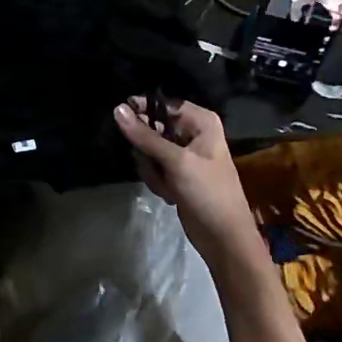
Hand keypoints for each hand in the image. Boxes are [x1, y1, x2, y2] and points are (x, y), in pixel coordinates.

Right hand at [113, 97, 264, 265]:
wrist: (223, 236)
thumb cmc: (207, 192)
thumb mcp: (175, 162)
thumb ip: (145, 136)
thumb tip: (117, 109)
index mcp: (201, 121)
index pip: (163, 104)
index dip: (142, 110)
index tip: (121, 117)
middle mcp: (193, 133)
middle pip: (153, 128)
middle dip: (148, 151)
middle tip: (154, 166)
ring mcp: (184, 155)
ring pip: (149, 151)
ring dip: (152, 170)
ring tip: (167, 185)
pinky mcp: (177, 174)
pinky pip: (155, 169)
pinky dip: (158, 181)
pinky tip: (170, 195)